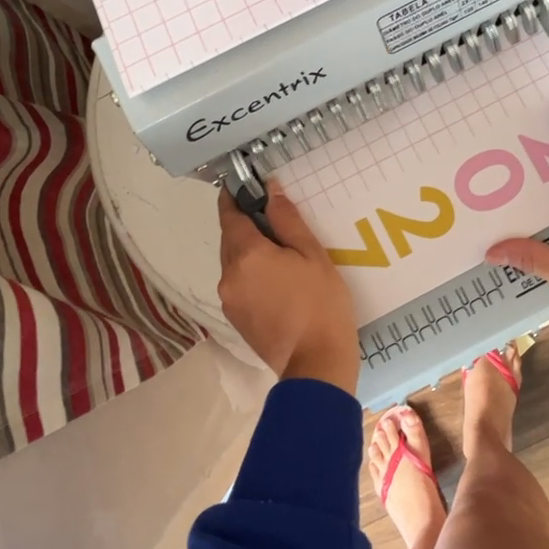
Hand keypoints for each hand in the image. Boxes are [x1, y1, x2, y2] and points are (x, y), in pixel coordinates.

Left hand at [217, 182, 360, 391]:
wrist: (316, 365)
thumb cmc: (320, 304)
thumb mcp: (312, 255)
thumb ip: (287, 220)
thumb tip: (270, 190)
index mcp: (245, 255)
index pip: (229, 215)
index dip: (233, 196)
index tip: (243, 183)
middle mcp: (228, 275)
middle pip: (230, 239)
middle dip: (245, 224)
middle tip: (272, 215)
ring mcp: (229, 300)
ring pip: (233, 263)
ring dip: (248, 251)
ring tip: (280, 250)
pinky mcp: (236, 319)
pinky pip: (238, 284)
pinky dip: (251, 273)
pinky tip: (276, 278)